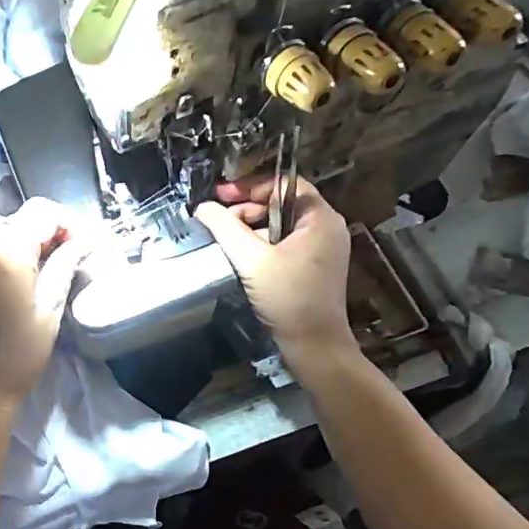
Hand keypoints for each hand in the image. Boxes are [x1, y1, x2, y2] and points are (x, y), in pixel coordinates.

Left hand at [0, 199, 91, 411]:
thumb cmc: (19, 354)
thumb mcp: (50, 308)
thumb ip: (64, 264)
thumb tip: (81, 240)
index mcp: (4, 249)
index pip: (42, 212)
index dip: (66, 224)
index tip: (79, 248)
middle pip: (18, 219)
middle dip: (44, 232)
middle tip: (64, 261)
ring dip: (19, 241)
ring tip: (37, 271)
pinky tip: (8, 275)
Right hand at [194, 175, 352, 354]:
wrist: (314, 344)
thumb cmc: (288, 298)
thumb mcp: (252, 260)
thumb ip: (226, 229)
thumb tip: (203, 207)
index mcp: (320, 218)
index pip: (284, 184)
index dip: (251, 186)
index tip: (222, 195)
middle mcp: (326, 228)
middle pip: (283, 203)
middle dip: (249, 208)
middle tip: (221, 220)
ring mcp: (323, 249)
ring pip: (282, 225)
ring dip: (253, 228)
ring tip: (228, 240)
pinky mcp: (315, 266)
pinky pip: (287, 243)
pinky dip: (264, 244)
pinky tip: (244, 257)